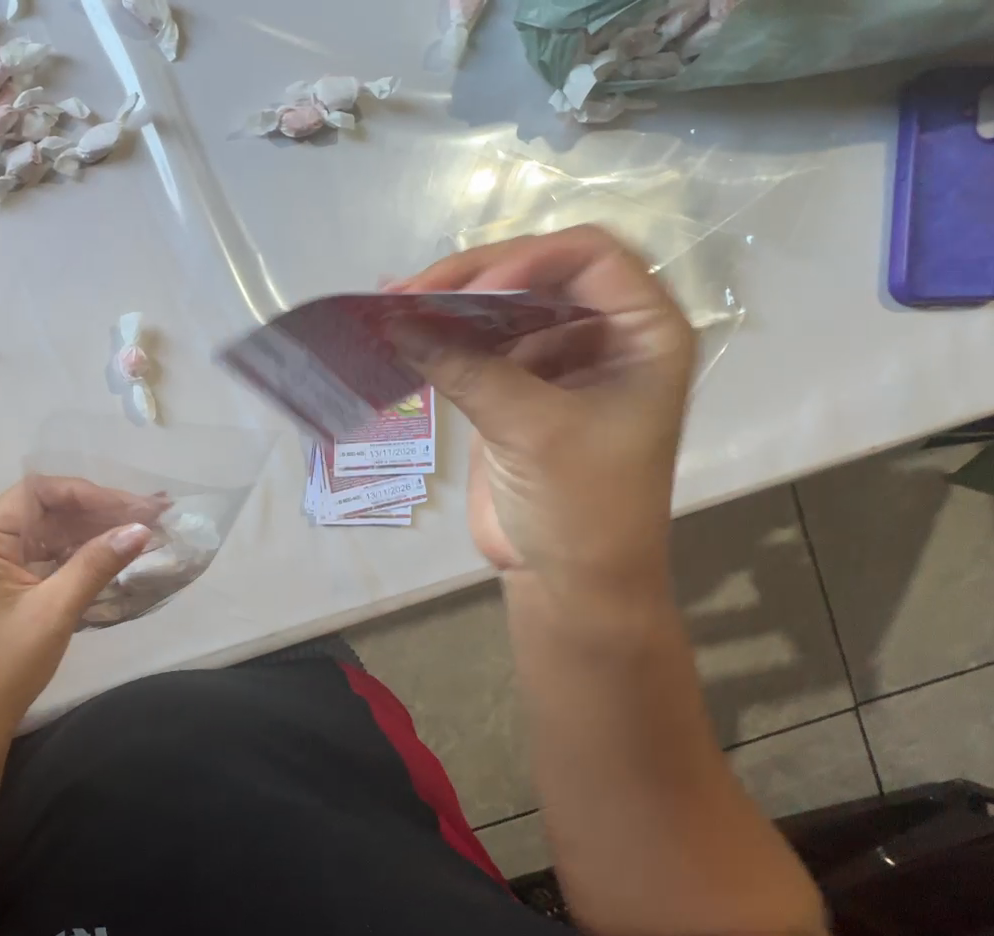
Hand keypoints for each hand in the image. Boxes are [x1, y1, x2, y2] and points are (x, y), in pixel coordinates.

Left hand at [0, 477, 159, 719]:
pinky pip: (54, 552)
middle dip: (97, 508)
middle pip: (47, 507)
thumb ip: (96, 564)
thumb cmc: (12, 661)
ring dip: (96, 527)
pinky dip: (85, 549)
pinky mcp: (18, 581)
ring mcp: (5, 562)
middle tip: (150, 513)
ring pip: (54, 529)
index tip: (127, 506)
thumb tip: (140, 528)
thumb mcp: (56, 609)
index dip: (83, 493)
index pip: (35, 492)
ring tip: (144, 526)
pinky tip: (118, 549)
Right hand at [387, 225, 696, 586]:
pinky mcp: (512, 392)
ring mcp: (554, 364)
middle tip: (410, 291)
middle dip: (473, 278)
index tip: (469, 291)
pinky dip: (438, 338)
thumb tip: (394, 323)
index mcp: (643, 332)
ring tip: (393, 304)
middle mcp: (602, 336)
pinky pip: (474, 349)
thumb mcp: (533, 429)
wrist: (568, 576)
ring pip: (500, 310)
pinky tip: (399, 329)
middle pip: (537, 276)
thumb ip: (468, 370)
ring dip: (448, 305)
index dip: (529, 258)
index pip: (591, 258)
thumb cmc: (583, 503)